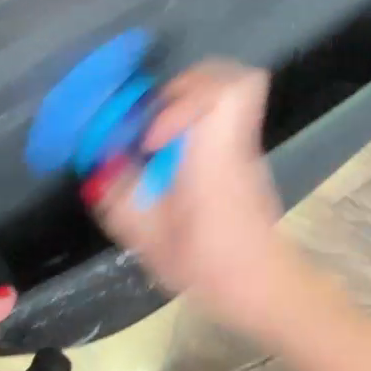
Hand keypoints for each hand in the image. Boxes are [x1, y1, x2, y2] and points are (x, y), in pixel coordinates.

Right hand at [86, 60, 297, 334]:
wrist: (270, 292)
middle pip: (230, 78)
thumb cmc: (214, 269)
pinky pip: (221, 121)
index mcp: (215, 156)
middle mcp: (235, 144)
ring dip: (188, 106)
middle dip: (184, 86)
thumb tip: (101, 170)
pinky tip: (175, 164)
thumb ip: (121, 201)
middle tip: (154, 121)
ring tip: (161, 140)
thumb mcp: (153, 243)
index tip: (153, 137)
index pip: (225, 89)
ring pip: (226, 96)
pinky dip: (195, 126)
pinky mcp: (245, 164)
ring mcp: (245, 151)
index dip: (182, 95)